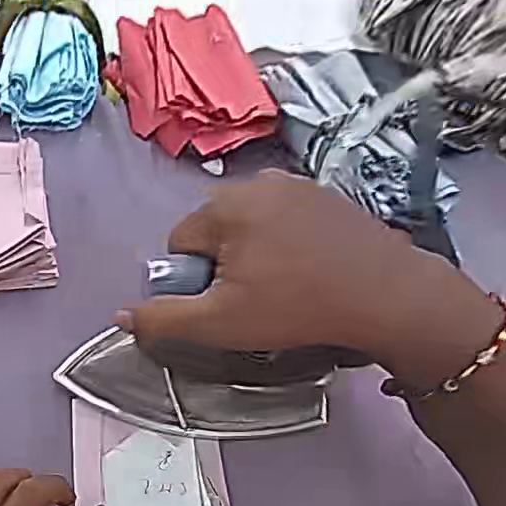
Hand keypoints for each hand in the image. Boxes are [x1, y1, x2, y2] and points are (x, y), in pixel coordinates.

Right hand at [118, 170, 504, 379]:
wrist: (383, 295)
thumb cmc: (294, 308)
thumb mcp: (219, 323)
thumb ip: (164, 319)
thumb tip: (122, 316)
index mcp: (225, 207)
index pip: (180, 242)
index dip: (193, 281)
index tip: (223, 304)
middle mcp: (258, 182)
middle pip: (215, 231)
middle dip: (222, 265)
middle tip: (252, 301)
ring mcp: (298, 184)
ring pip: (251, 227)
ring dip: (253, 256)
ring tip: (282, 290)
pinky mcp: (328, 196)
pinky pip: (285, 222)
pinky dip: (285, 246)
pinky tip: (307, 273)